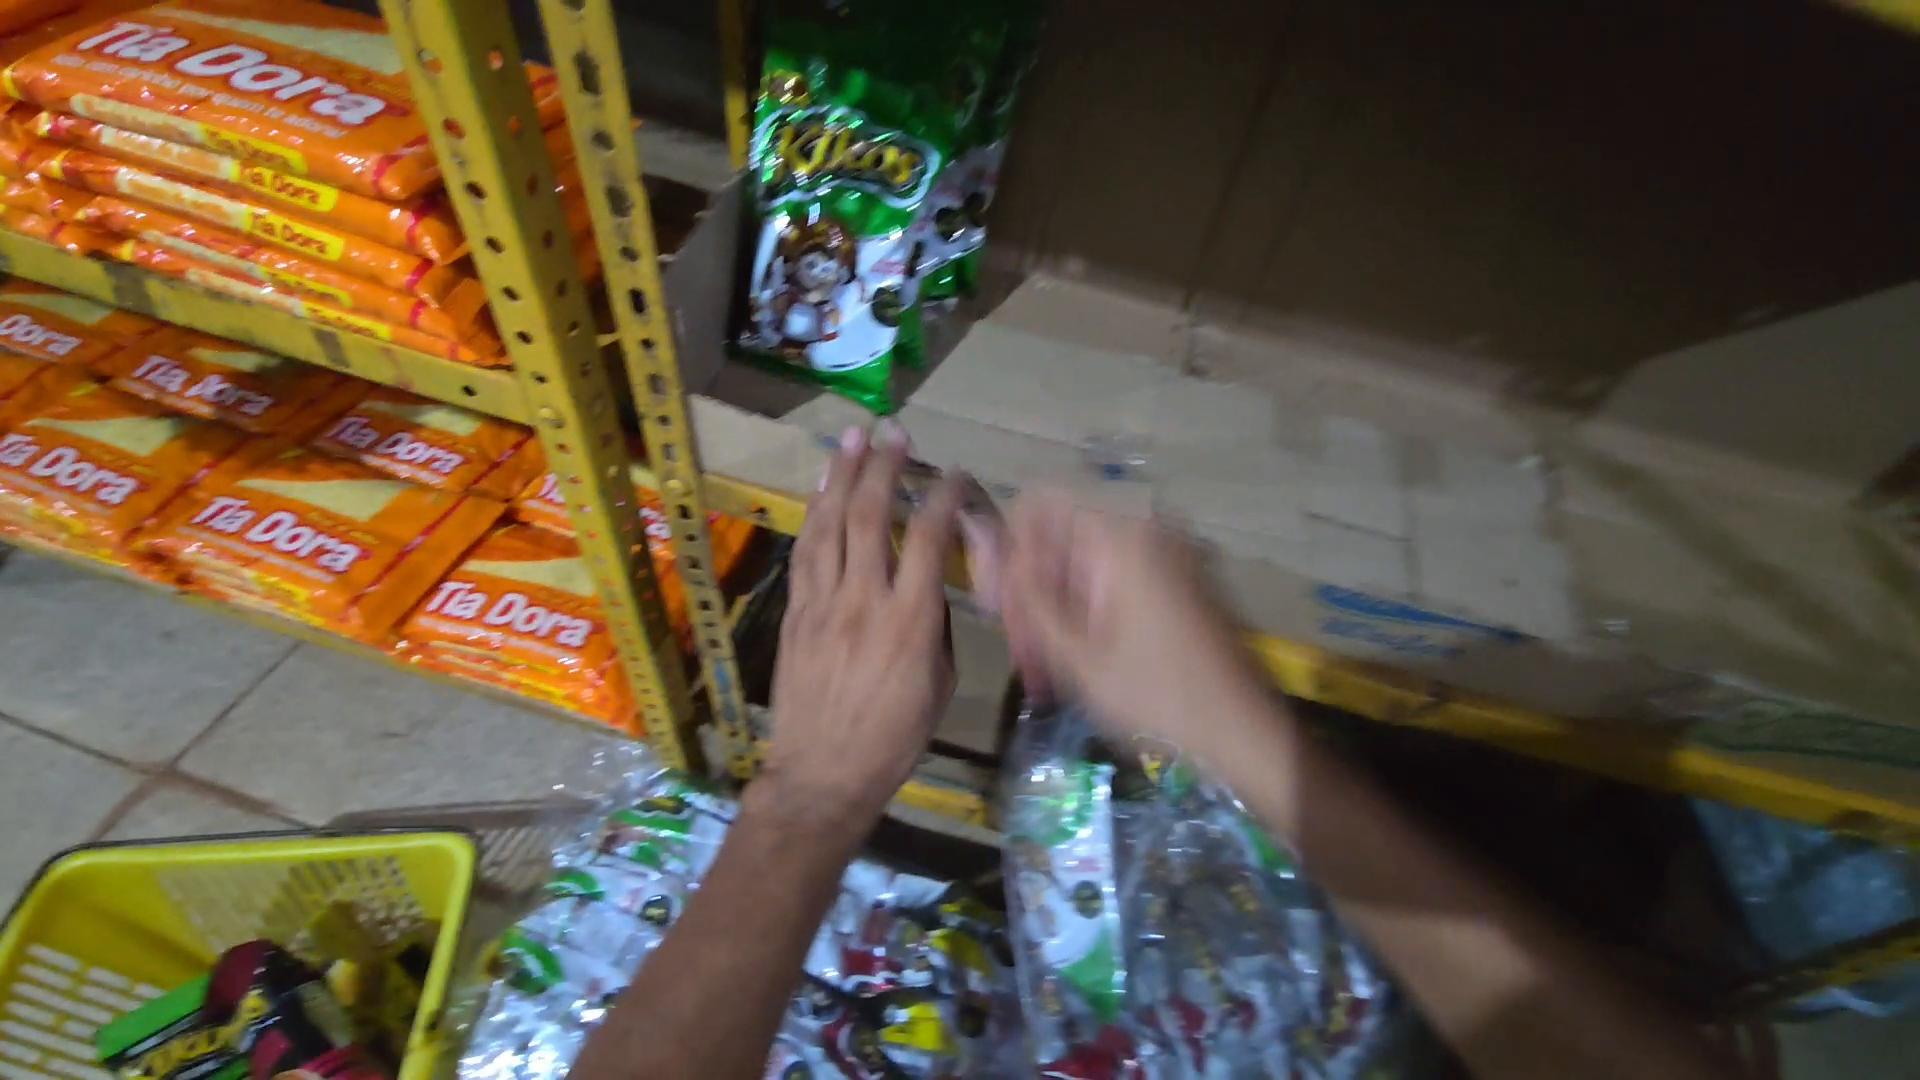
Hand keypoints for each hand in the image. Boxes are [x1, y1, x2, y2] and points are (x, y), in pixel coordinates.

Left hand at [762, 421, 965, 828]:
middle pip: (870, 517)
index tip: (951, 473)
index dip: (940, 498)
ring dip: (841, 477)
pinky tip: (822, 491)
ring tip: (850, 439)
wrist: (822, 774)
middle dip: (882, 467)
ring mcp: (823, 604)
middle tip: (892, 431)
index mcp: (911, 622)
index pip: (927, 540)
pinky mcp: (795, 614)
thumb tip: (927, 590)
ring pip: (830, 526)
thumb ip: (935, 629)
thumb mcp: (938, 686)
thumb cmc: (893, 739)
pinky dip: (815, 516)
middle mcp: (865, 600)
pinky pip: (805, 554)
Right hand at [976, 489, 1278, 766]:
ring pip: (1085, 566)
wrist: (1247, 733)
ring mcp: (1168, 554)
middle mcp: (1145, 530)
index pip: (1038, 507)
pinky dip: (1089, 614)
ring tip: (1042, 672)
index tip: (993, 602)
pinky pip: (1116, 580)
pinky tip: (1075, 664)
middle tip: (1019, 651)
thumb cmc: (1158, 697)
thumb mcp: (1076, 654)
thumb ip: (1028, 595)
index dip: (1006, 549)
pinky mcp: (1178, 579)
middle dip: (1031, 593)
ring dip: (1057, 612)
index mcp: (1120, 535)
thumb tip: (992, 549)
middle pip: (1061, 540)